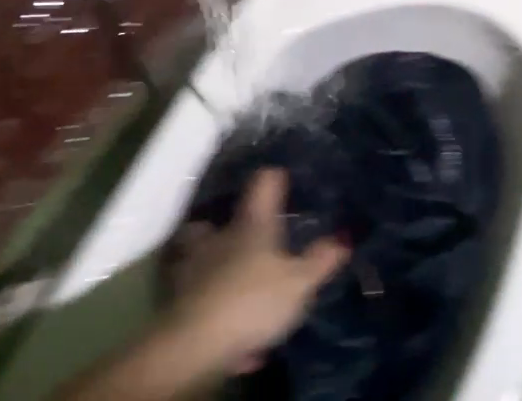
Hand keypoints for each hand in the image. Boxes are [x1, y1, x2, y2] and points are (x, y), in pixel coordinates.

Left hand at [163, 169, 349, 376]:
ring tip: (227, 281)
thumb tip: (345, 236)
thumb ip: (322, 259)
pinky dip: (207, 306)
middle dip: (220, 226)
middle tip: (238, 235)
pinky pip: (194, 298)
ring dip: (208, 267)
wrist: (194, 346)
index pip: (263, 186)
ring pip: (195, 259)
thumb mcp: (300, 282)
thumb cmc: (253, 300)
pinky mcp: (176, 304)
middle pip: (211, 221)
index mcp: (251, 224)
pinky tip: (224, 325)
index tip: (281, 175)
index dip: (274, 178)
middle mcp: (217, 239)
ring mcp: (191, 271)